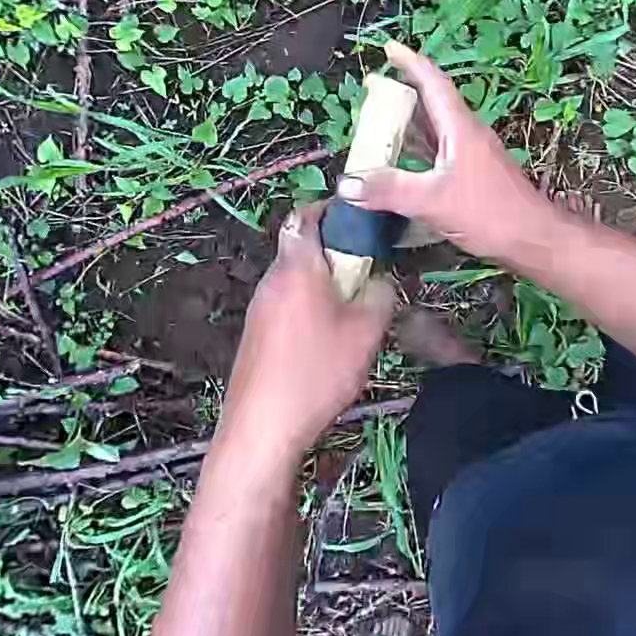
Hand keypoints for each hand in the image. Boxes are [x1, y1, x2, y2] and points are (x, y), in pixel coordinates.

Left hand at [220, 203, 397, 459]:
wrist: (263, 427)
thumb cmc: (318, 371)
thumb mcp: (366, 331)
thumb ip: (380, 294)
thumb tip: (378, 279)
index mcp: (297, 266)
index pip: (305, 214)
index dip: (330, 208)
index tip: (357, 218)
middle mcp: (272, 279)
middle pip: (301, 246)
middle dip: (333, 251)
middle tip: (364, 269)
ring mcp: (259, 307)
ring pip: (294, 277)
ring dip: (320, 281)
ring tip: (350, 308)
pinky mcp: (255, 333)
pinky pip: (285, 303)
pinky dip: (306, 305)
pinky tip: (325, 338)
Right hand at [336, 41, 559, 261]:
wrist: (533, 238)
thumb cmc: (490, 212)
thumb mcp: (433, 200)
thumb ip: (389, 190)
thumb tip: (347, 184)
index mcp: (459, 128)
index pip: (433, 83)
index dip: (410, 62)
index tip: (389, 48)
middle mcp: (466, 134)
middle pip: (432, 103)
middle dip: (402, 93)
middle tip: (373, 90)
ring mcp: (471, 154)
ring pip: (435, 129)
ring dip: (409, 124)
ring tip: (379, 124)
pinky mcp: (472, 174)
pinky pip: (439, 152)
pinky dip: (417, 150)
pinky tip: (402, 163)